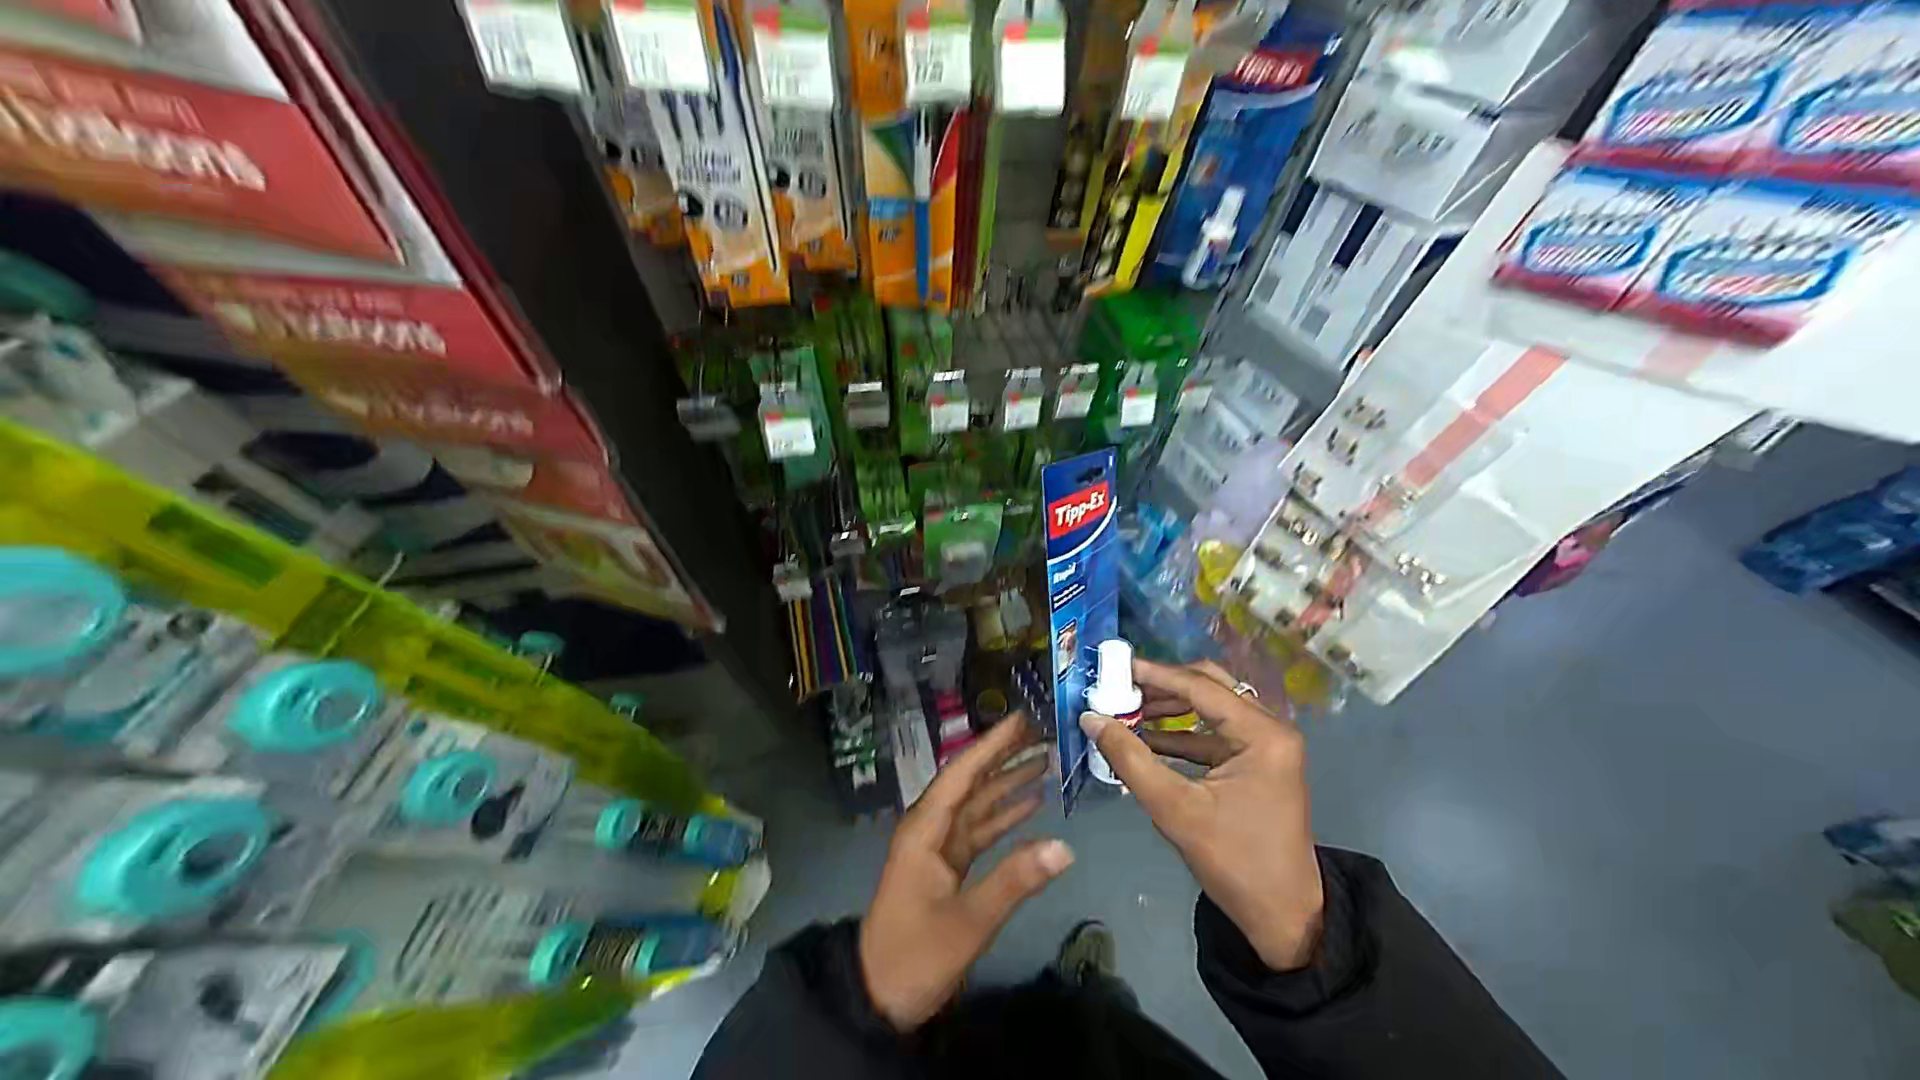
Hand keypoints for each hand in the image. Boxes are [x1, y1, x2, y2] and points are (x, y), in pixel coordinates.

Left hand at [860, 713, 1073, 1030]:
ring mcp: (939, 849)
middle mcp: (931, 829)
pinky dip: (1004, 817)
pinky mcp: (948, 869)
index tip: (1021, 719)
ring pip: (978, 805)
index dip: (992, 745)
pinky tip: (1031, 804)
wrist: (876, 998)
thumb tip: (1065, 846)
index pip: (962, 774)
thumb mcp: (967, 922)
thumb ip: (1015, 881)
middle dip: (1004, 756)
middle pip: (971, 783)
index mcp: (926, 829)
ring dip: (1008, 784)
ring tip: (1044, 760)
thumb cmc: (914, 955)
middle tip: (1041, 732)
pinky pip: (980, 832)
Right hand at [1080, 659, 1323, 971]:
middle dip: (1162, 687)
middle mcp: (1270, 729)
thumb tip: (1091, 718)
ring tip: (1126, 711)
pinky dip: (1179, 734)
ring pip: (1209, 708)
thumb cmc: (1234, 860)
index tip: (1116, 667)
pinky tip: (1144, 739)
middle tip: (1120, 688)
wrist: (1282, 915)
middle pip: (1209, 687)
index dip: (1155, 675)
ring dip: (1168, 709)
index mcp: (1263, 734)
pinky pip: (1212, 734)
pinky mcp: (1256, 763)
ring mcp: (1265, 746)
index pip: (1200, 687)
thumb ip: (1130, 758)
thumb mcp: (1174, 808)